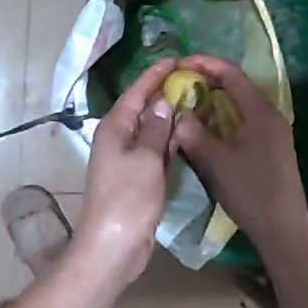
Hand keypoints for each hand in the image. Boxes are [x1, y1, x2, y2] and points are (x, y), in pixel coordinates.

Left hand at [75, 58, 179, 289]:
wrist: (113, 248)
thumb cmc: (128, 198)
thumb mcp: (146, 158)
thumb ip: (156, 128)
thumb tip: (162, 101)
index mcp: (115, 128)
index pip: (136, 92)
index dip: (155, 74)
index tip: (175, 59)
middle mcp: (118, 138)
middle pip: (143, 107)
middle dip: (164, 92)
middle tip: (192, 78)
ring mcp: (127, 159)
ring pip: (150, 129)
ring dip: (168, 116)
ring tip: (194, 100)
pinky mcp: (137, 177)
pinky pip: (154, 149)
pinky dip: (168, 139)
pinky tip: (186, 133)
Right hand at [171, 54, 307, 255]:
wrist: (284, 230)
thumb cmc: (251, 191)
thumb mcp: (216, 162)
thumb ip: (194, 134)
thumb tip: (179, 115)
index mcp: (260, 111)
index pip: (232, 73)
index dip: (205, 64)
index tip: (181, 63)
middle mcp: (270, 115)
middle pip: (238, 85)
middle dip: (209, 80)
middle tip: (182, 82)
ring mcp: (274, 132)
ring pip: (242, 104)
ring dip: (216, 100)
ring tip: (190, 102)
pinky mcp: (273, 147)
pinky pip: (246, 120)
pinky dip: (225, 117)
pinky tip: (209, 128)